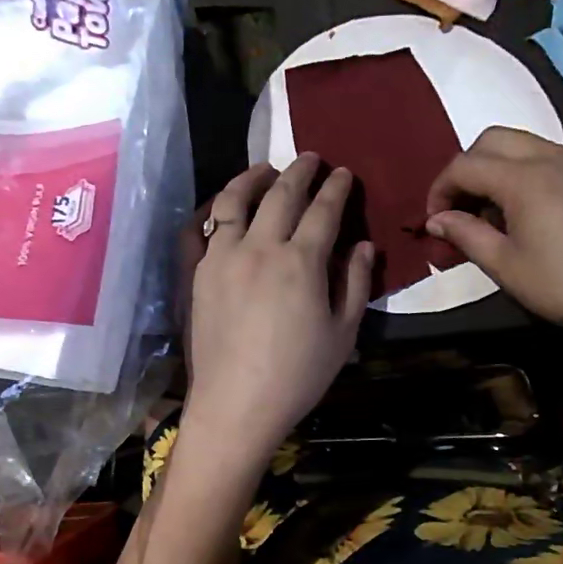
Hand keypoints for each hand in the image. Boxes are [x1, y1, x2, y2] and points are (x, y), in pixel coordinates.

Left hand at [183, 155, 373, 462]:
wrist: (236, 404)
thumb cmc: (299, 374)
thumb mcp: (343, 332)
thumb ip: (355, 282)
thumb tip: (363, 244)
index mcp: (301, 262)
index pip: (324, 210)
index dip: (337, 188)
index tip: (344, 173)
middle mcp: (260, 248)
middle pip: (281, 195)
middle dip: (300, 171)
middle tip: (311, 158)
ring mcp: (222, 257)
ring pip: (233, 201)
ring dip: (252, 177)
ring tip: (265, 170)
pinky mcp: (198, 273)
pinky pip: (203, 228)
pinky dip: (216, 208)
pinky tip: (225, 208)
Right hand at [425, 127, 562, 352]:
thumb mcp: (507, 267)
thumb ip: (466, 235)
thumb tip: (436, 220)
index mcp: (525, 178)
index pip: (465, 164)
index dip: (440, 189)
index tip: (434, 221)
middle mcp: (553, 156)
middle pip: (493, 140)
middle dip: (467, 168)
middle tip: (461, 209)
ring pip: (525, 145)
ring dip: (498, 168)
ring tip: (496, 214)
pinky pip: (552, 158)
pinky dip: (528, 173)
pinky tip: (534, 212)